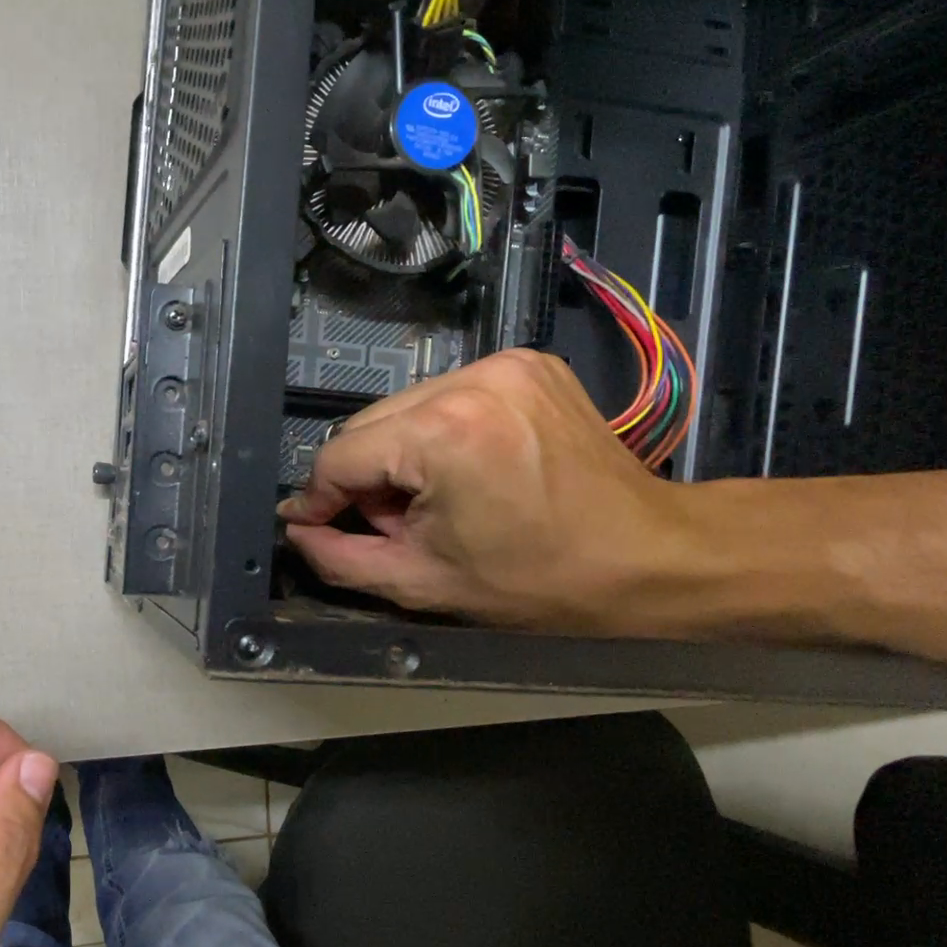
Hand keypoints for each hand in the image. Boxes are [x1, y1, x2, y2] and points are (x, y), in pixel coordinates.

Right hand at [277, 348, 702, 634]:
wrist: (649, 556)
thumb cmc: (540, 581)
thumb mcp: (420, 582)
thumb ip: (338, 557)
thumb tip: (297, 528)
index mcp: (443, 433)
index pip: (338, 456)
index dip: (319, 499)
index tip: (316, 528)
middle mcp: (471, 381)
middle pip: (368, 426)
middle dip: (366, 478)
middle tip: (397, 524)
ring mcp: (504, 365)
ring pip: (402, 409)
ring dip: (399, 454)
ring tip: (437, 499)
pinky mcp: (526, 364)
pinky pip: (445, 395)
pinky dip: (436, 431)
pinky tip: (464, 468)